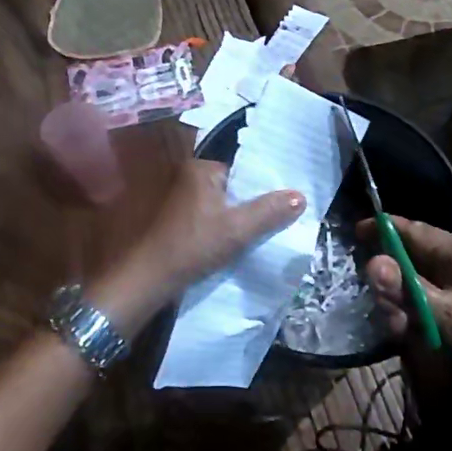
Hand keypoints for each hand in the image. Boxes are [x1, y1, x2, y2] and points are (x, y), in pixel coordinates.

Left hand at [92, 160, 301, 334]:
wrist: (149, 281)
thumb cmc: (192, 246)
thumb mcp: (237, 229)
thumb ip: (269, 211)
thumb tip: (302, 196)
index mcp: (201, 169)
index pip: (244, 172)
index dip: (266, 187)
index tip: (288, 201)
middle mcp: (190, 179)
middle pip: (237, 189)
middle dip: (257, 203)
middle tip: (284, 216)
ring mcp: (184, 201)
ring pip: (227, 206)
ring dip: (243, 218)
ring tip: (269, 229)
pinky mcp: (182, 222)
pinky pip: (215, 219)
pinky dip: (229, 228)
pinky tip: (243, 241)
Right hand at [361, 216, 451, 415]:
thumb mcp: (451, 318)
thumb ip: (410, 291)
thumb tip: (371, 262)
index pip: (417, 231)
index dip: (385, 230)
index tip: (354, 232)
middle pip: (417, 258)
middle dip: (394, 281)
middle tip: (381, 310)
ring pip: (424, 282)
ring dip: (406, 304)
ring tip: (398, 329)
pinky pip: (436, 300)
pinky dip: (421, 314)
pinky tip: (414, 334)